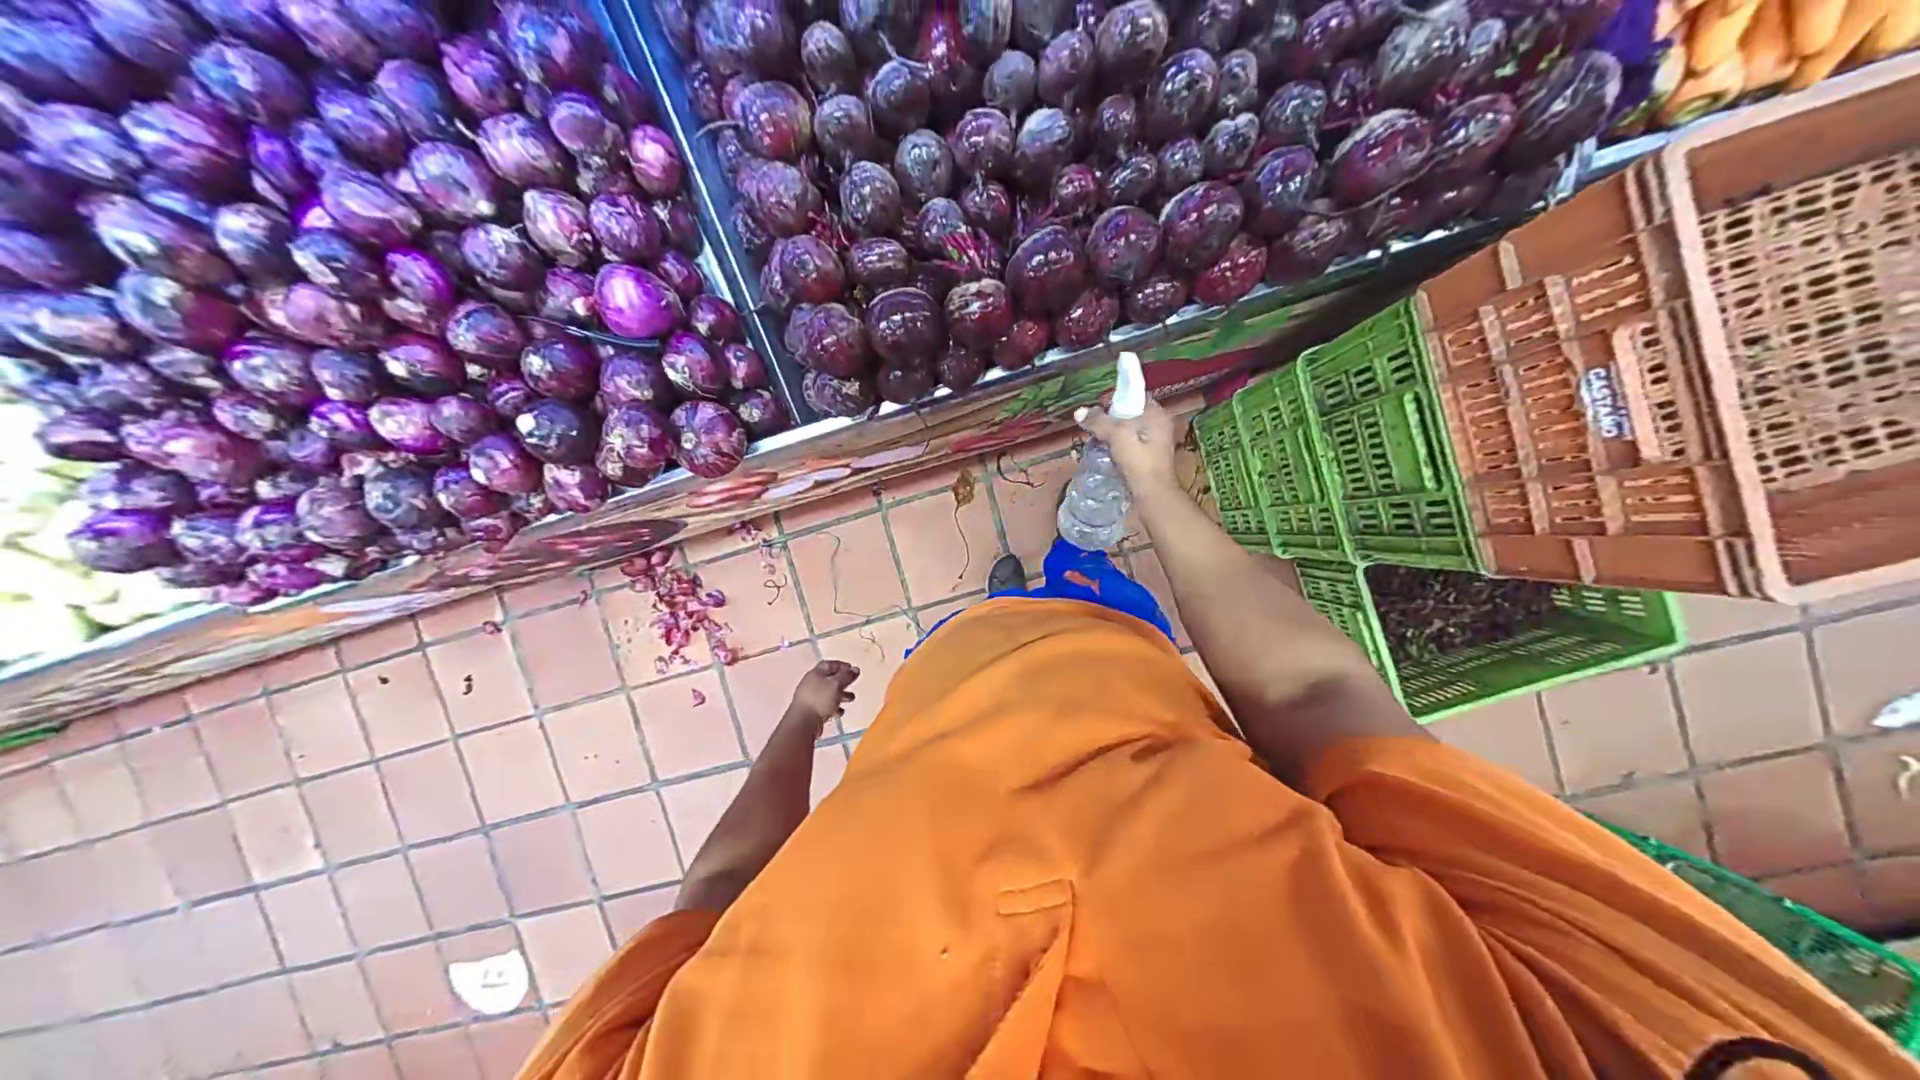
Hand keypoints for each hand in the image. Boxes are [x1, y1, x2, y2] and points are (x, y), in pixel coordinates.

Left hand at [786, 659, 859, 725]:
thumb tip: (856, 669)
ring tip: (851, 699)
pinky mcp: (812, 711)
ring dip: (841, 695)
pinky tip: (839, 712)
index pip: (829, 665)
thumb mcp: (836, 684)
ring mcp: (811, 698)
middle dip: (843, 682)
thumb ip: (847, 676)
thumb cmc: (820, 699)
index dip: (841, 665)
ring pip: (829, 694)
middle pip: (830, 679)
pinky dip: (834, 708)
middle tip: (853, 684)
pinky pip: (825, 706)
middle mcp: (812, 684)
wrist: (803, 722)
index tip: (852, 669)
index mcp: (816, 673)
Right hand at [1077, 398, 1177, 493]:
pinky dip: (1117, 448)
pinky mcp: (1149, 460)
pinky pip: (1129, 447)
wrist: (1152, 495)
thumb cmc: (1138, 460)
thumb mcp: (1117, 435)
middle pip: (1130, 415)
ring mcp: (1155, 445)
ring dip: (1111, 436)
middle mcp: (1159, 426)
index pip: (1135, 397)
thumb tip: (1078, 411)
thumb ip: (1098, 421)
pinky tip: (1104, 454)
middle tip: (1093, 427)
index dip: (1115, 399)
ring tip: (1094, 440)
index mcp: (1158, 415)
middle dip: (1110, 420)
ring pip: (1128, 432)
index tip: (1097, 408)